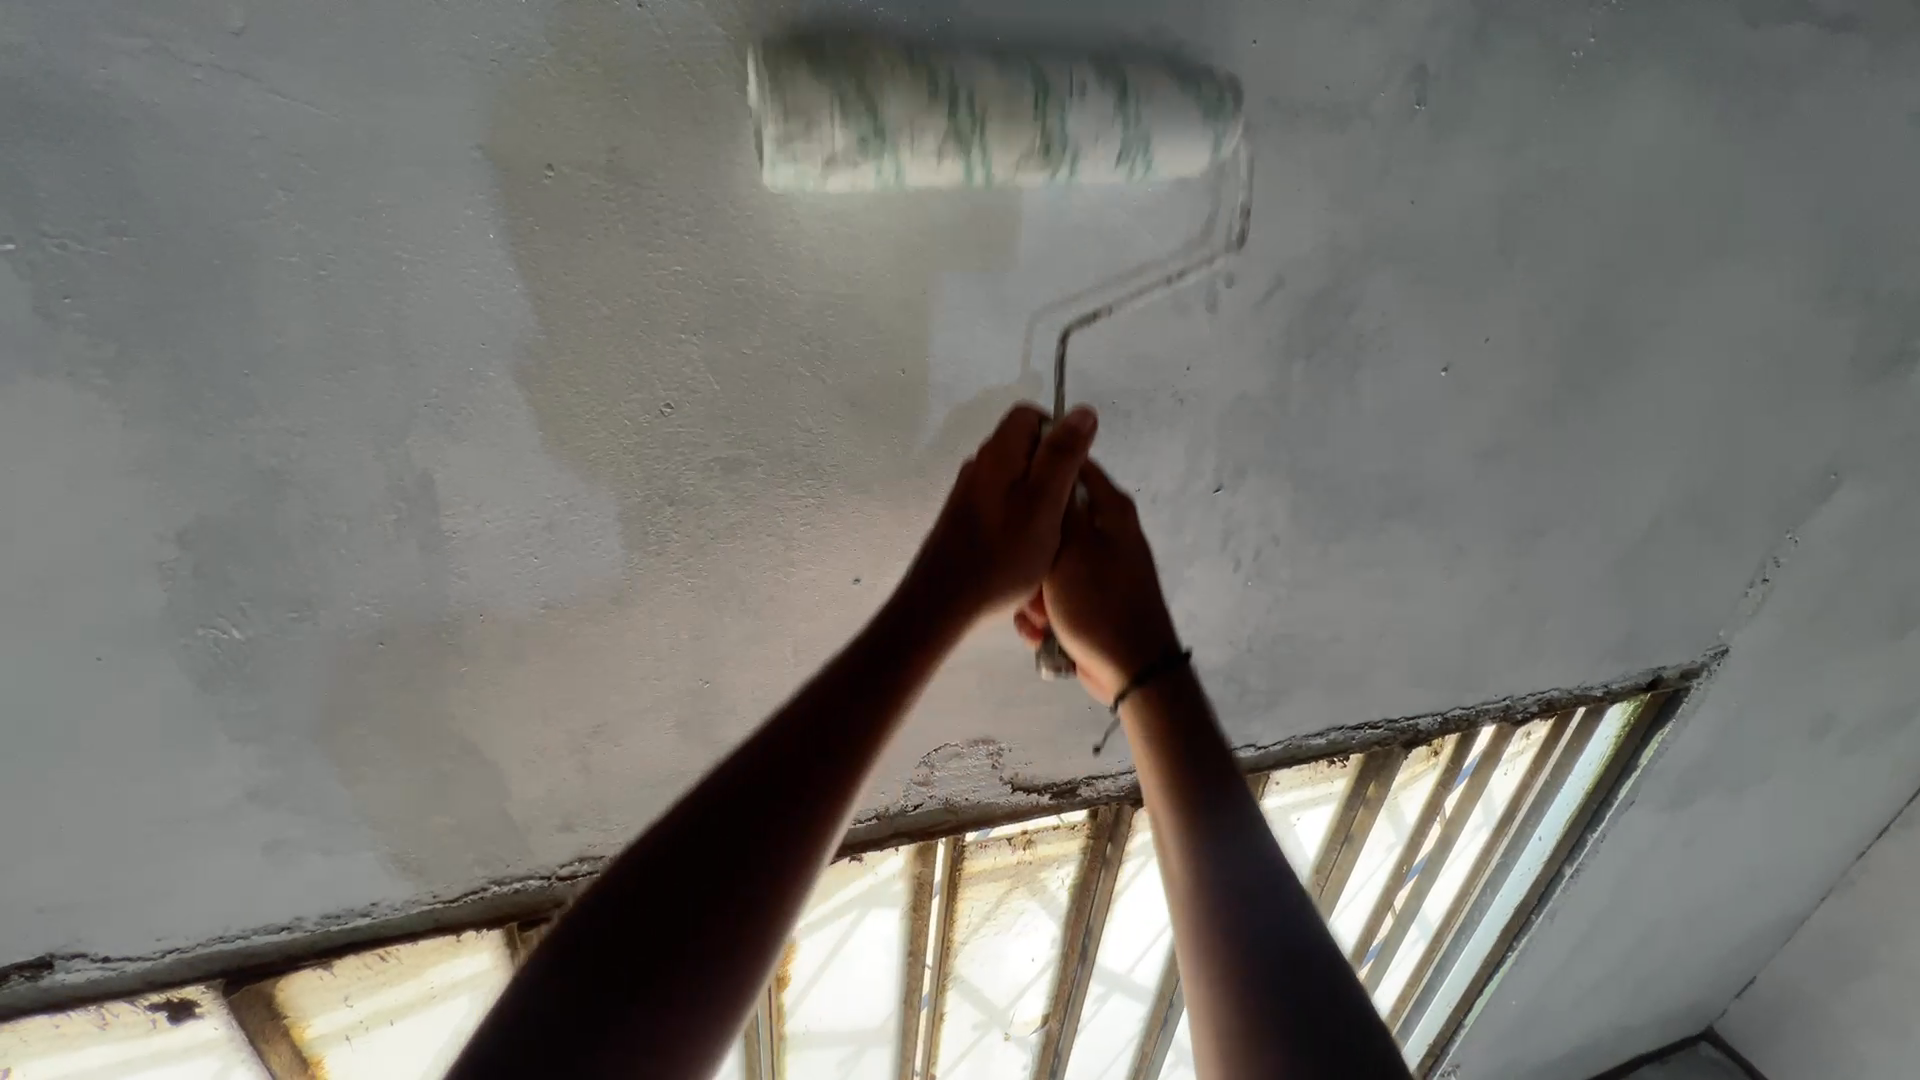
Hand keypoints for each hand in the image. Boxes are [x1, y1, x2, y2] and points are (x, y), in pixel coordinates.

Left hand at [907, 402, 1098, 622]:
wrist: (943, 603)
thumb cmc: (1001, 555)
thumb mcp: (1044, 503)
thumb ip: (1063, 456)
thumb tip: (1083, 411)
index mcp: (998, 455)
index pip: (1030, 417)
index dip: (1059, 436)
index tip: (1073, 473)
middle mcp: (980, 468)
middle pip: (1026, 453)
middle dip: (1053, 478)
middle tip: (1066, 514)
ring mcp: (970, 496)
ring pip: (1018, 487)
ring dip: (1040, 510)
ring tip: (1050, 543)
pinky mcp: (967, 522)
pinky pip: (1004, 512)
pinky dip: (1022, 529)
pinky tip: (1029, 559)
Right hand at [1014, 458, 1180, 702]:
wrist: (1131, 669)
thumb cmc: (1098, 601)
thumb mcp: (1071, 546)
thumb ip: (1059, 503)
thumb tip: (1062, 451)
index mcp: (1109, 511)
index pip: (1071, 469)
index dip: (1040, 475)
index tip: (1011, 493)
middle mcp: (1106, 534)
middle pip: (1052, 525)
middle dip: (1030, 555)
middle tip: (1025, 576)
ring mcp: (1098, 571)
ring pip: (1047, 566)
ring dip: (1034, 593)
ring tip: (1035, 615)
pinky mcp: (1090, 602)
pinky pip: (1055, 597)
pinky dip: (1044, 615)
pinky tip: (1039, 632)